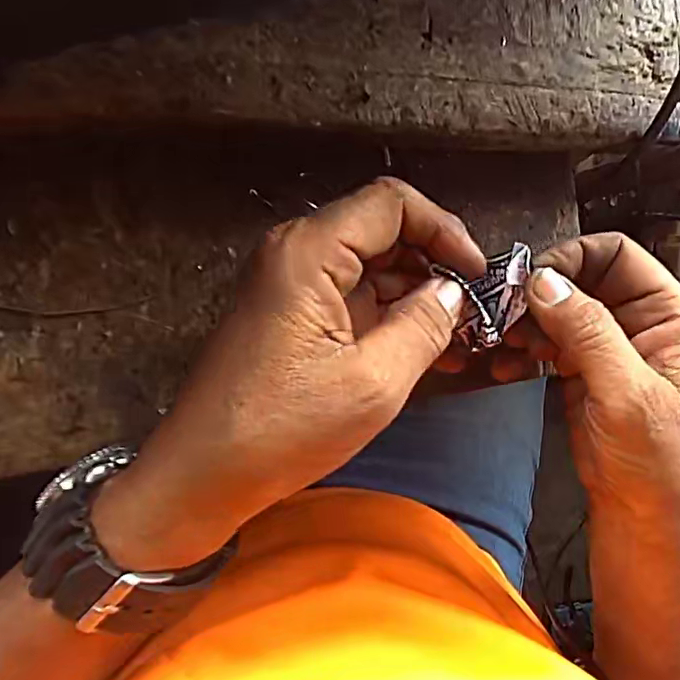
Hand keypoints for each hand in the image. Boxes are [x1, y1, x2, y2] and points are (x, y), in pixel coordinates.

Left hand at [92, 178, 482, 570]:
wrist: (203, 476)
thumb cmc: (282, 429)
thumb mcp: (375, 381)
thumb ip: (425, 326)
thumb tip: (454, 294)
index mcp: (310, 254)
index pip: (393, 204)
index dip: (445, 231)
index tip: (476, 274)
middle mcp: (297, 255)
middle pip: (385, 231)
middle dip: (437, 264)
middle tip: (473, 308)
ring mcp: (294, 285)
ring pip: (376, 266)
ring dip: (420, 294)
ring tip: (458, 337)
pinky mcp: (296, 316)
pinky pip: (358, 298)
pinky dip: (396, 316)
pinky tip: (427, 350)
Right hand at [506, 235, 679, 679]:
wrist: (641, 509)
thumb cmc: (658, 461)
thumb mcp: (627, 392)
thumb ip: (588, 332)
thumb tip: (548, 284)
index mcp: (669, 316)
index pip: (618, 255)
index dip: (574, 258)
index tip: (535, 278)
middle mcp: (641, 323)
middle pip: (581, 278)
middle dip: (542, 293)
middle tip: (507, 309)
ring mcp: (609, 345)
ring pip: (558, 309)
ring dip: (526, 321)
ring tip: (502, 341)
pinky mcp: (584, 368)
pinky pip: (547, 341)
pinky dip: (524, 349)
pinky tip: (508, 364)